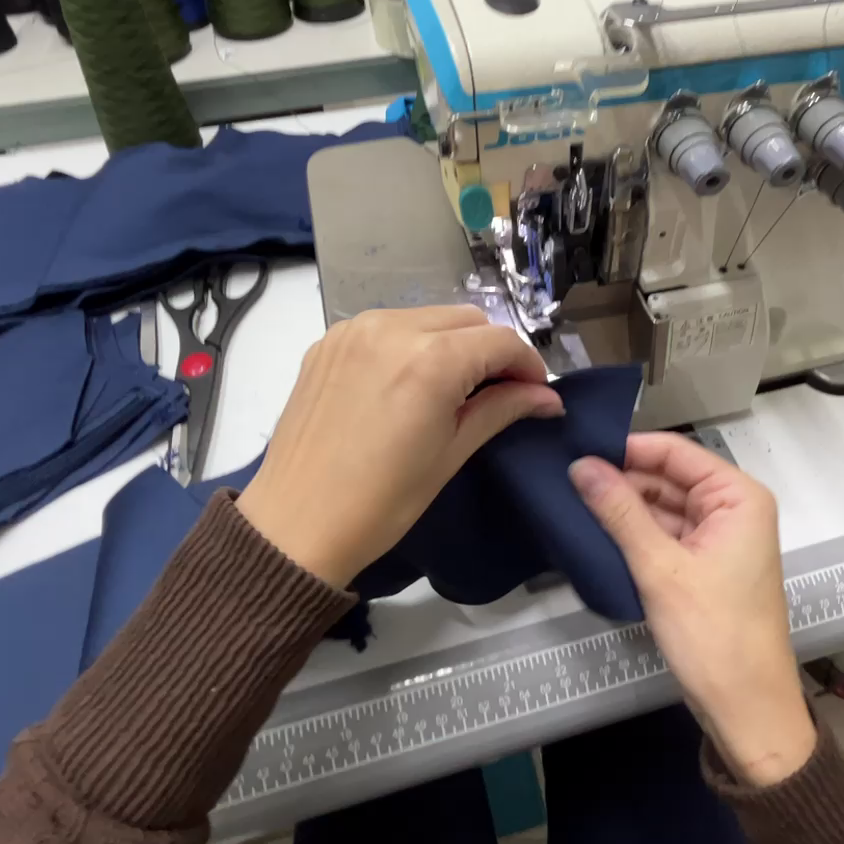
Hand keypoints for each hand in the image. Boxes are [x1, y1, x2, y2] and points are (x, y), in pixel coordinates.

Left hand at [237, 306, 561, 586]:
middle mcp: (392, 327)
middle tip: (498, 392)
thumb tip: (548, 398)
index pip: (500, 340)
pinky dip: (410, 344)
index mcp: (430, 359)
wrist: (295, 525)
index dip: (527, 365)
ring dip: (451, 343)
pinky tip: (406, 383)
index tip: (536, 392)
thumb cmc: (382, 501)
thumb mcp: (451, 454)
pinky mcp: (329, 341)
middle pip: (466, 319)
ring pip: (427, 318)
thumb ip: (502, 410)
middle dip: (490, 350)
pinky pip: (388, 327)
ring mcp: (354, 329)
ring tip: (451, 389)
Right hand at [570, 433, 815, 786]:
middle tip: (565, 478)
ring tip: (571, 500)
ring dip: (623, 508)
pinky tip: (596, 530)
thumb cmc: (714, 635)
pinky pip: (664, 533)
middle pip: (667, 477)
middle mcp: (732, 507)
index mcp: (738, 496)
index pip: (674, 452)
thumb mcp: (660, 569)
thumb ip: (619, 512)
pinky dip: (634, 533)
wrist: (746, 712)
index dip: (626, 450)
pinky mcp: (703, 563)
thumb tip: (579, 465)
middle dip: (621, 480)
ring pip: (661, 505)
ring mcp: (718, 536)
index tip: (576, 451)